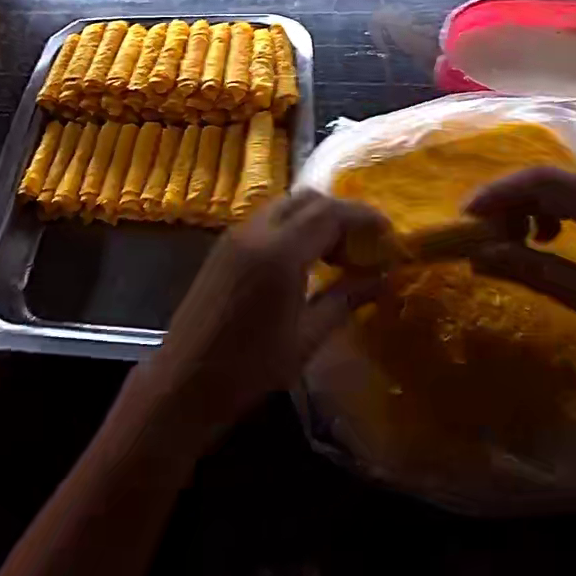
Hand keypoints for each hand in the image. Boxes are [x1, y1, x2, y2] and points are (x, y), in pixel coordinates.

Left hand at [147, 190, 391, 431]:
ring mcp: (233, 236)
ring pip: (283, 206)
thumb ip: (345, 299)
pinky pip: (265, 221)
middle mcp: (253, 232)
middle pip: (306, 199)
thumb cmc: (251, 366)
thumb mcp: (308, 336)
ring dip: (314, 219)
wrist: (186, 376)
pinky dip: (291, 228)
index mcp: (278, 252)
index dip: (364, 217)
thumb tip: (382, 278)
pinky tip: (304, 262)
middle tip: (363, 248)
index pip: (329, 212)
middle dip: (340, 214)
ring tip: (337, 257)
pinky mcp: (222, 247)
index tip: (389, 235)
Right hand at [464, 168, 575, 397]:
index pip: (543, 180)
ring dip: (533, 210)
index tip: (464, 221)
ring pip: (571, 191)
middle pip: (554, 180)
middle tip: (484, 239)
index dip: (496, 194)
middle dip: (511, 204)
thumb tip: (476, 257)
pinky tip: (553, 243)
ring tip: (516, 244)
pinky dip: (560, 218)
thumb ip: (534, 272)